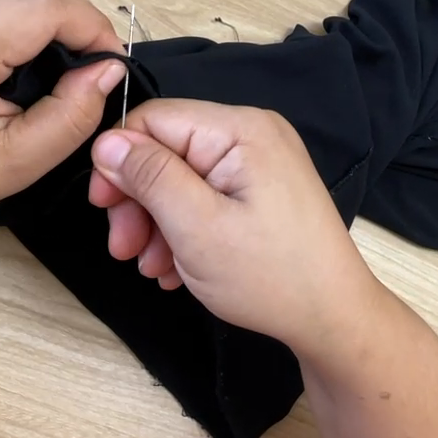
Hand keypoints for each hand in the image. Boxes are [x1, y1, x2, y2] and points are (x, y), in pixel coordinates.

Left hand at [0, 0, 124, 223]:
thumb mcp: (13, 164)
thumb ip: (71, 116)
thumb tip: (108, 70)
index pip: (46, 6)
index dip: (93, 30)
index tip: (111, 65)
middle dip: (80, 15)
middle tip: (95, 62)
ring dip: (57, 6)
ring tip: (69, 54)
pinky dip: (30, 3)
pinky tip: (34, 43)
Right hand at [87, 100, 381, 353]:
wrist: (333, 318)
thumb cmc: (271, 275)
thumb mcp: (196, 226)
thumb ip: (149, 177)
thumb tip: (106, 142)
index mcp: (240, 129)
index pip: (154, 119)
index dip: (119, 159)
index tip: (103, 207)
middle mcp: (252, 135)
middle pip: (167, 151)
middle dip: (138, 201)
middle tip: (123, 249)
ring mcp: (259, 164)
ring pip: (182, 178)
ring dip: (156, 222)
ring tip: (151, 268)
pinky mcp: (261, 191)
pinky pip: (207, 196)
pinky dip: (183, 229)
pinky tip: (175, 267)